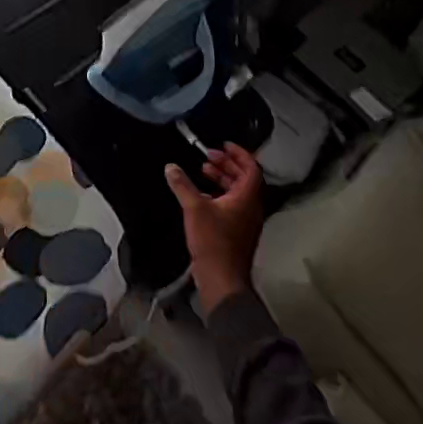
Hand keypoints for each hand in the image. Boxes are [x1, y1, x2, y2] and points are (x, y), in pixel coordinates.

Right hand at [165, 143, 264, 314]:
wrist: (222, 278)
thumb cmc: (213, 241)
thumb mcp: (194, 208)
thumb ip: (182, 185)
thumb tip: (171, 167)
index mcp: (247, 198)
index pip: (251, 168)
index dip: (239, 154)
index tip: (224, 145)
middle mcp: (251, 207)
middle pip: (244, 178)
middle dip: (227, 164)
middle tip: (208, 155)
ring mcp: (245, 220)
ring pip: (238, 192)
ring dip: (222, 178)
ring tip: (203, 170)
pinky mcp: (237, 231)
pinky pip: (232, 204)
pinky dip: (219, 193)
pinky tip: (201, 194)